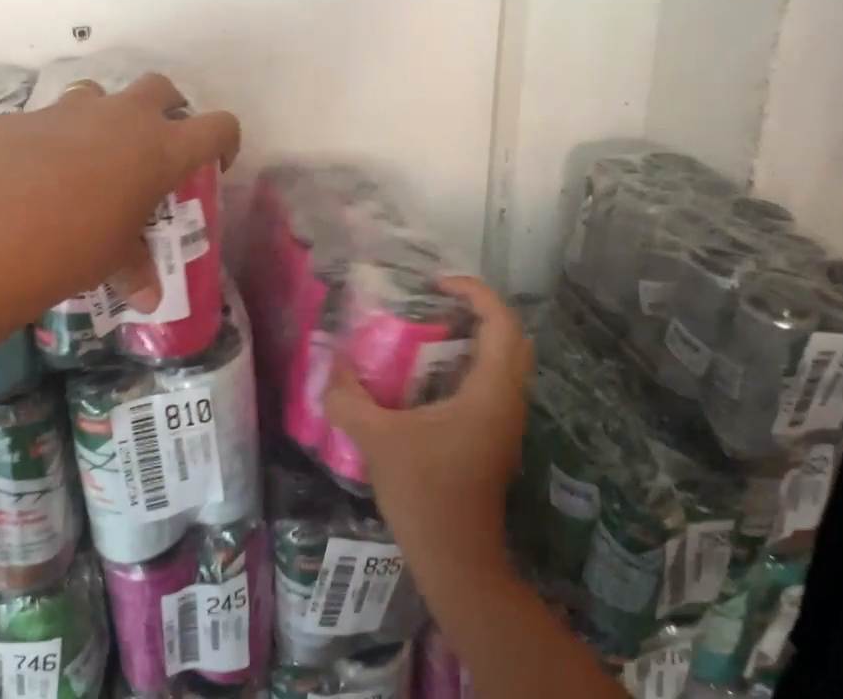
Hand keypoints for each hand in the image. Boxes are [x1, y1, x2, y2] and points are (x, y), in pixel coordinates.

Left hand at [0, 73, 239, 309]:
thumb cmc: (76, 248)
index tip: (212, 167)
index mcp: (162, 149)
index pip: (218, 127)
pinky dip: (48, 141)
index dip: (223, 143)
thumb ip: (136, 270)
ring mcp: (69, 112)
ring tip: (92, 158)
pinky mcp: (21, 119)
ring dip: (104, 117)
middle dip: (166, 109)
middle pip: (161, 88)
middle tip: (156, 146)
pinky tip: (32, 175)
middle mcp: (123, 117)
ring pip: (99, 94)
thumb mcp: (115, 261)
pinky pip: (44, 122)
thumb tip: (147, 299)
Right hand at [324, 277, 531, 575]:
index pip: (502, 322)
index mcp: (490, 391)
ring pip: (506, 363)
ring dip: (476, 340)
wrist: (456, 558)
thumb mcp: (377, 440)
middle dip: (478, 312)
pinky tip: (431, 380)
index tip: (436, 284)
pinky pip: (494, 385)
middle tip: (436, 306)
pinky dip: (471, 367)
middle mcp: (508, 400)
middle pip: (512, 337)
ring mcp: (507, 423)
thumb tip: (331, 367)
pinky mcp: (497, 440)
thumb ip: (348, 399)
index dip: (474, 292)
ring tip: (430, 335)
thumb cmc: (424, 492)